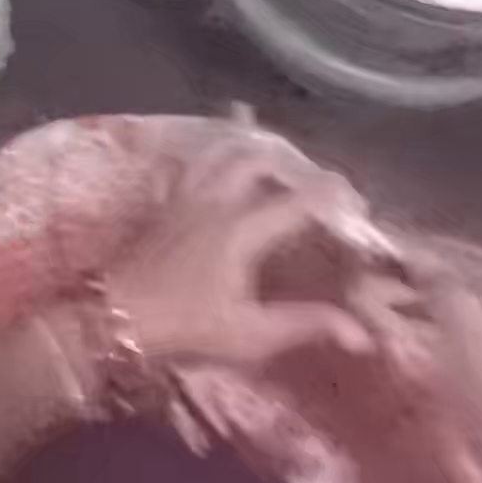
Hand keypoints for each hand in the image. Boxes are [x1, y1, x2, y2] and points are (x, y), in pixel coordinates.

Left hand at [98, 151, 374, 366]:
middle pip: (247, 162)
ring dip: (238, 149)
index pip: (291, 204)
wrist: (117, 310)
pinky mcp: (159, 205)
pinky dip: (198, 159)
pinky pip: (181, 169)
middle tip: (307, 173)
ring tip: (261, 148)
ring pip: (210, 157)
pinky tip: (203, 158)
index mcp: (237, 231)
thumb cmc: (186, 323)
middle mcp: (209, 204)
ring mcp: (179, 200)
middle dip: (282, 162)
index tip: (352, 191)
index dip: (324, 193)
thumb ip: (305, 324)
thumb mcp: (250, 332)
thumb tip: (364, 333)